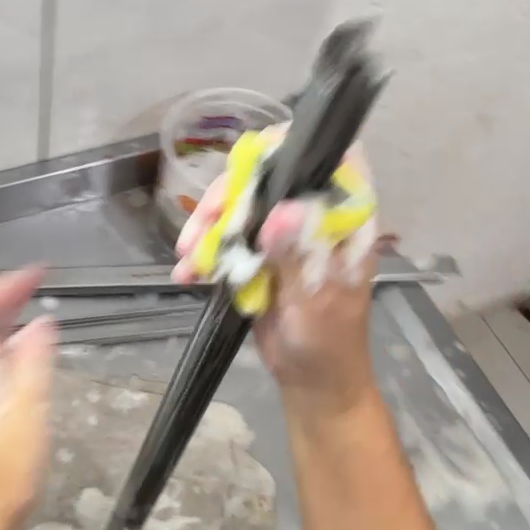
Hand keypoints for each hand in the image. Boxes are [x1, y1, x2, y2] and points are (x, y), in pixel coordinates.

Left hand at [0, 267, 58, 529]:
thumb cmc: (9, 468)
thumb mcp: (29, 412)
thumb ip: (34, 364)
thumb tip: (43, 323)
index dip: (2, 288)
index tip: (34, 274)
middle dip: (4, 296)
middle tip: (38, 281)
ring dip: (6, 315)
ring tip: (35, 300)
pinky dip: (9, 339)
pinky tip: (29, 344)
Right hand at [173, 150, 380, 420]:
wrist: (311, 380)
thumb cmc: (329, 342)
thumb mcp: (316, 300)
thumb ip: (299, 255)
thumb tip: (281, 211)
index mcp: (343, 220)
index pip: (329, 160)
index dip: (290, 149)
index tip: (249, 167)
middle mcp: (312, 216)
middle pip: (267, 178)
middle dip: (226, 198)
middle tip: (200, 228)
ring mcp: (282, 234)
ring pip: (239, 207)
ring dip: (206, 228)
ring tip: (187, 258)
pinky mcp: (257, 254)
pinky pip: (225, 239)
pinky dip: (203, 252)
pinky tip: (187, 272)